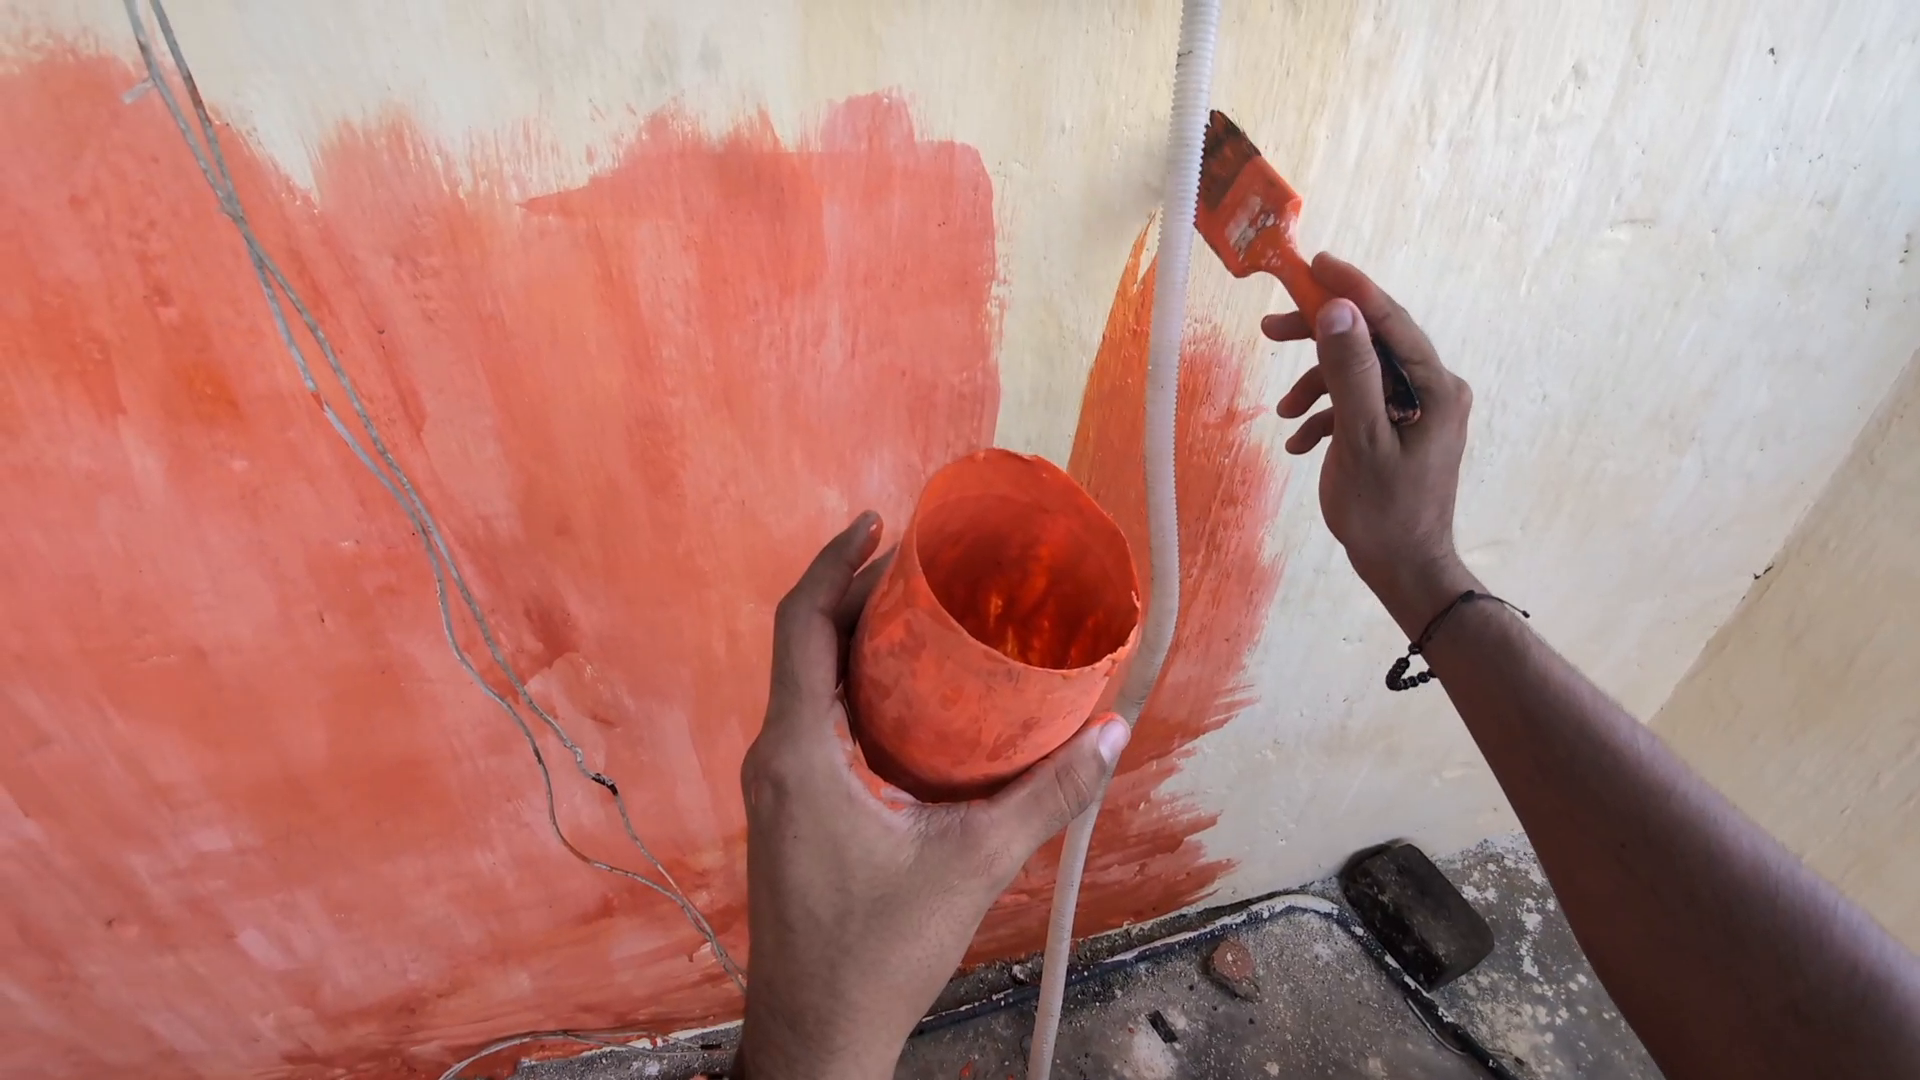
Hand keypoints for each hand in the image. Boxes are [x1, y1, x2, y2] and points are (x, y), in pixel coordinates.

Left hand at [736, 512, 1130, 1078]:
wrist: (815, 1037)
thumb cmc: (883, 949)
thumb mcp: (973, 864)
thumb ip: (1048, 797)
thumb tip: (1114, 730)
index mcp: (798, 749)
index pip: (800, 625)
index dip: (835, 563)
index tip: (879, 522)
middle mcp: (773, 752)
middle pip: (801, 641)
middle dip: (850, 589)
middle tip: (918, 561)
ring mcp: (775, 780)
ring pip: (804, 677)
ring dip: (849, 633)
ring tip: (915, 608)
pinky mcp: (788, 802)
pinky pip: (810, 712)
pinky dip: (847, 678)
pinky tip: (900, 686)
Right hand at [1262, 253, 1480, 635]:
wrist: (1403, 567)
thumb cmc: (1383, 511)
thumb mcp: (1360, 440)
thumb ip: (1350, 373)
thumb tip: (1337, 311)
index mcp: (1434, 387)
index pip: (1390, 321)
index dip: (1352, 289)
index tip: (1314, 264)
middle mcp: (1432, 390)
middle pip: (1371, 343)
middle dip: (1318, 338)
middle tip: (1269, 330)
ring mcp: (1416, 412)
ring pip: (1358, 375)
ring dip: (1314, 387)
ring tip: (1283, 415)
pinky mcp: (1398, 432)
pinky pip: (1356, 406)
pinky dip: (1325, 416)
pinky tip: (1301, 443)